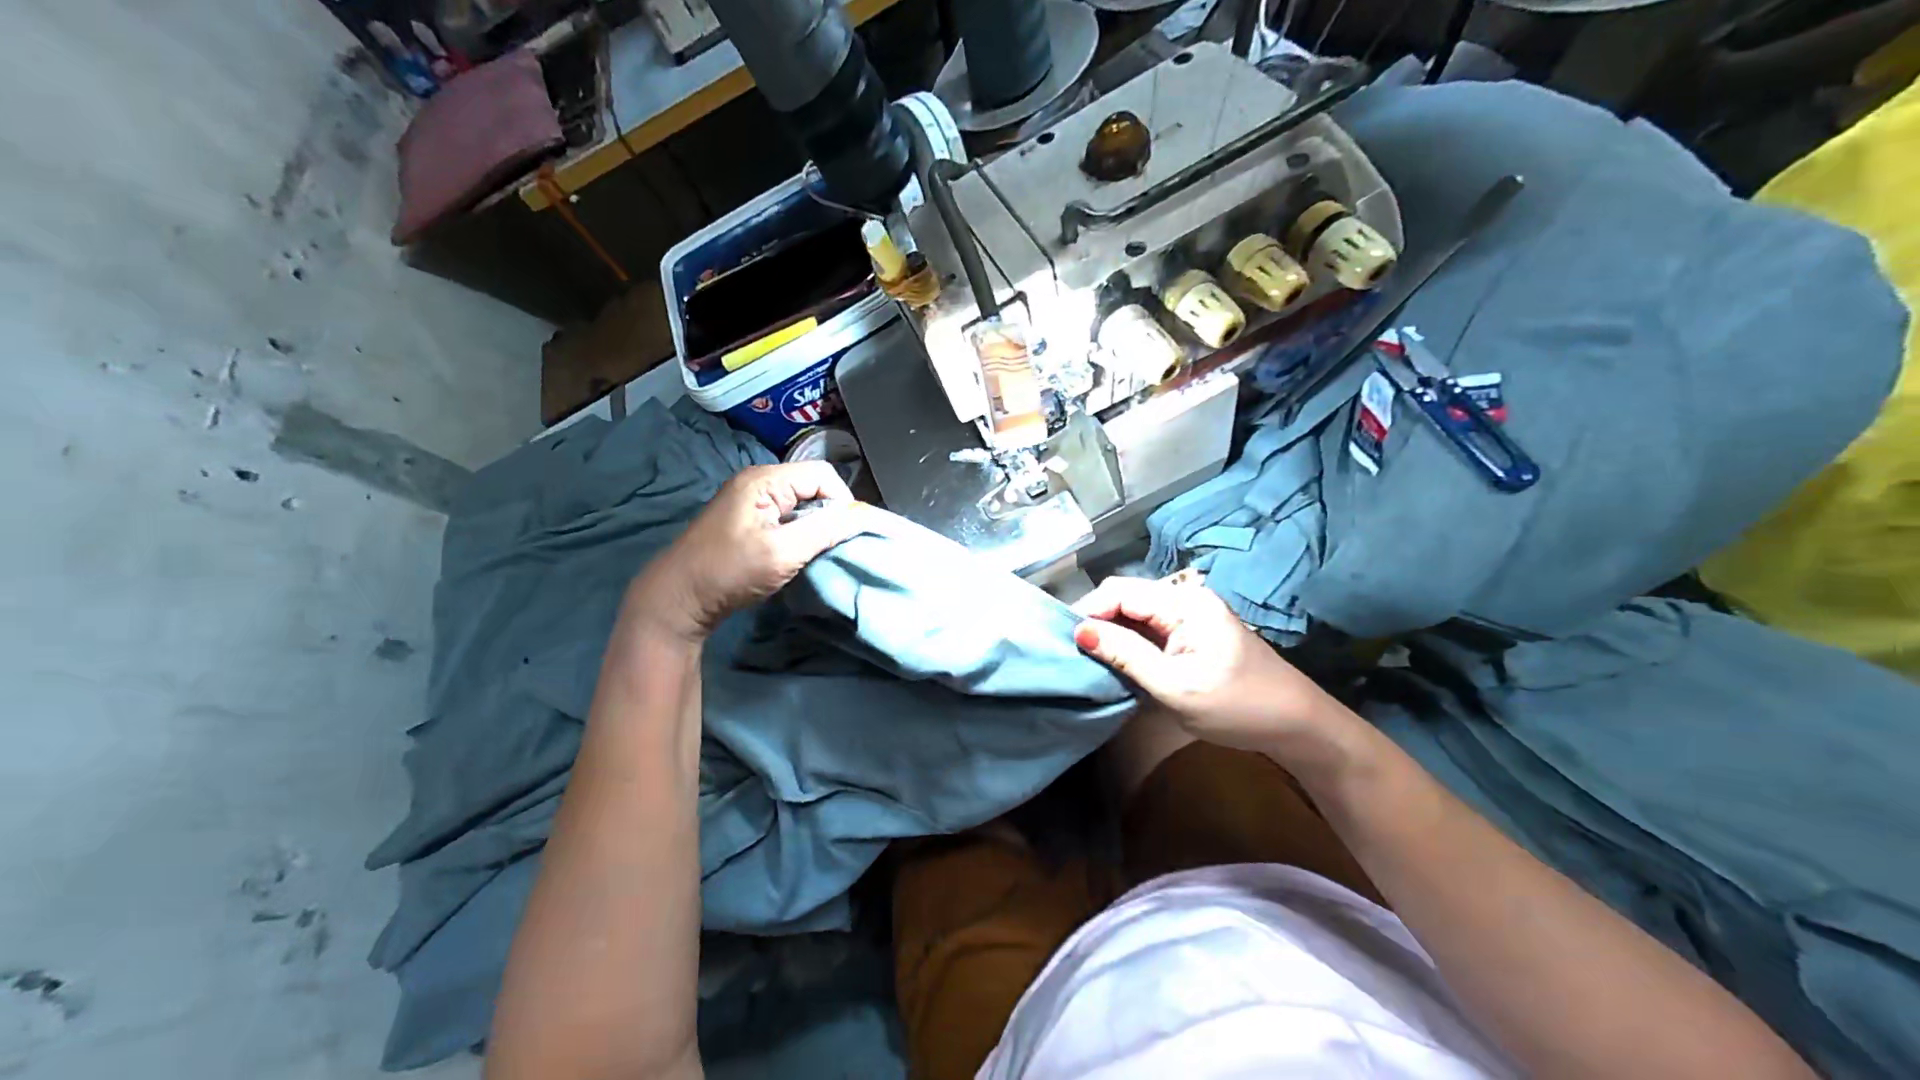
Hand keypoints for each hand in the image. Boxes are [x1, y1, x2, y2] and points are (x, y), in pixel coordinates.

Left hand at [625, 462, 869, 643]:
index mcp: (764, 480)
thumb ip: (826, 530)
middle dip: (831, 514)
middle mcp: (757, 482)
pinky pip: (787, 517)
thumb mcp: (783, 552)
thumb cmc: (729, 572)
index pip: (823, 475)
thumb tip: (865, 517)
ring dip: (816, 526)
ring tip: (817, 552)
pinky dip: (800, 533)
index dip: (843, 501)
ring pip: (802, 503)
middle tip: (834, 546)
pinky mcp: (747, 521)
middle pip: (813, 486)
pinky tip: (798, 555)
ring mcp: (750, 501)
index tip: (846, 535)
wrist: (678, 600)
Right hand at [1072, 576, 1360, 759]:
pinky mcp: (1192, 634)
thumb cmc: (1237, 706)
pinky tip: (1117, 663)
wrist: (1296, 725)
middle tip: (1072, 654)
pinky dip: (1130, 644)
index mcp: (1184, 602)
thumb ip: (1125, 655)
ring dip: (1112, 634)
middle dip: (1097, 622)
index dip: (1088, 611)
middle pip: (1126, 599)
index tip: (1064, 641)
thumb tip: (1079, 631)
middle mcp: (1185, 599)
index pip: (1120, 592)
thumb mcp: (1174, 686)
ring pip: (1135, 615)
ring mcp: (1190, 616)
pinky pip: (1149, 629)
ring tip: (1088, 660)